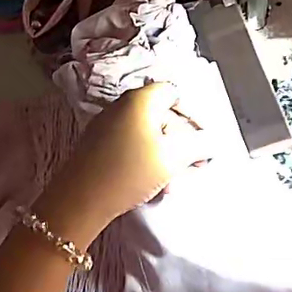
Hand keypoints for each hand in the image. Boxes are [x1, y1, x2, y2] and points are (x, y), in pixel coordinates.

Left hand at [36, 83, 209, 241]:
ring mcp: (107, 124)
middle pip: (161, 115)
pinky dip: (145, 159)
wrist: (80, 199)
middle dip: (180, 141)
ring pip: (147, 133)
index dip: (192, 114)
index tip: (201, 139)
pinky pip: (130, 144)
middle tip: (194, 165)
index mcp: (140, 99)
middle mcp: (122, 105)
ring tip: (172, 183)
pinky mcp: (97, 144)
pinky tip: (152, 185)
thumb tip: (211, 141)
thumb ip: (199, 145)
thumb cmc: (130, 171)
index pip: (174, 92)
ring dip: (164, 155)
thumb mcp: (173, 159)